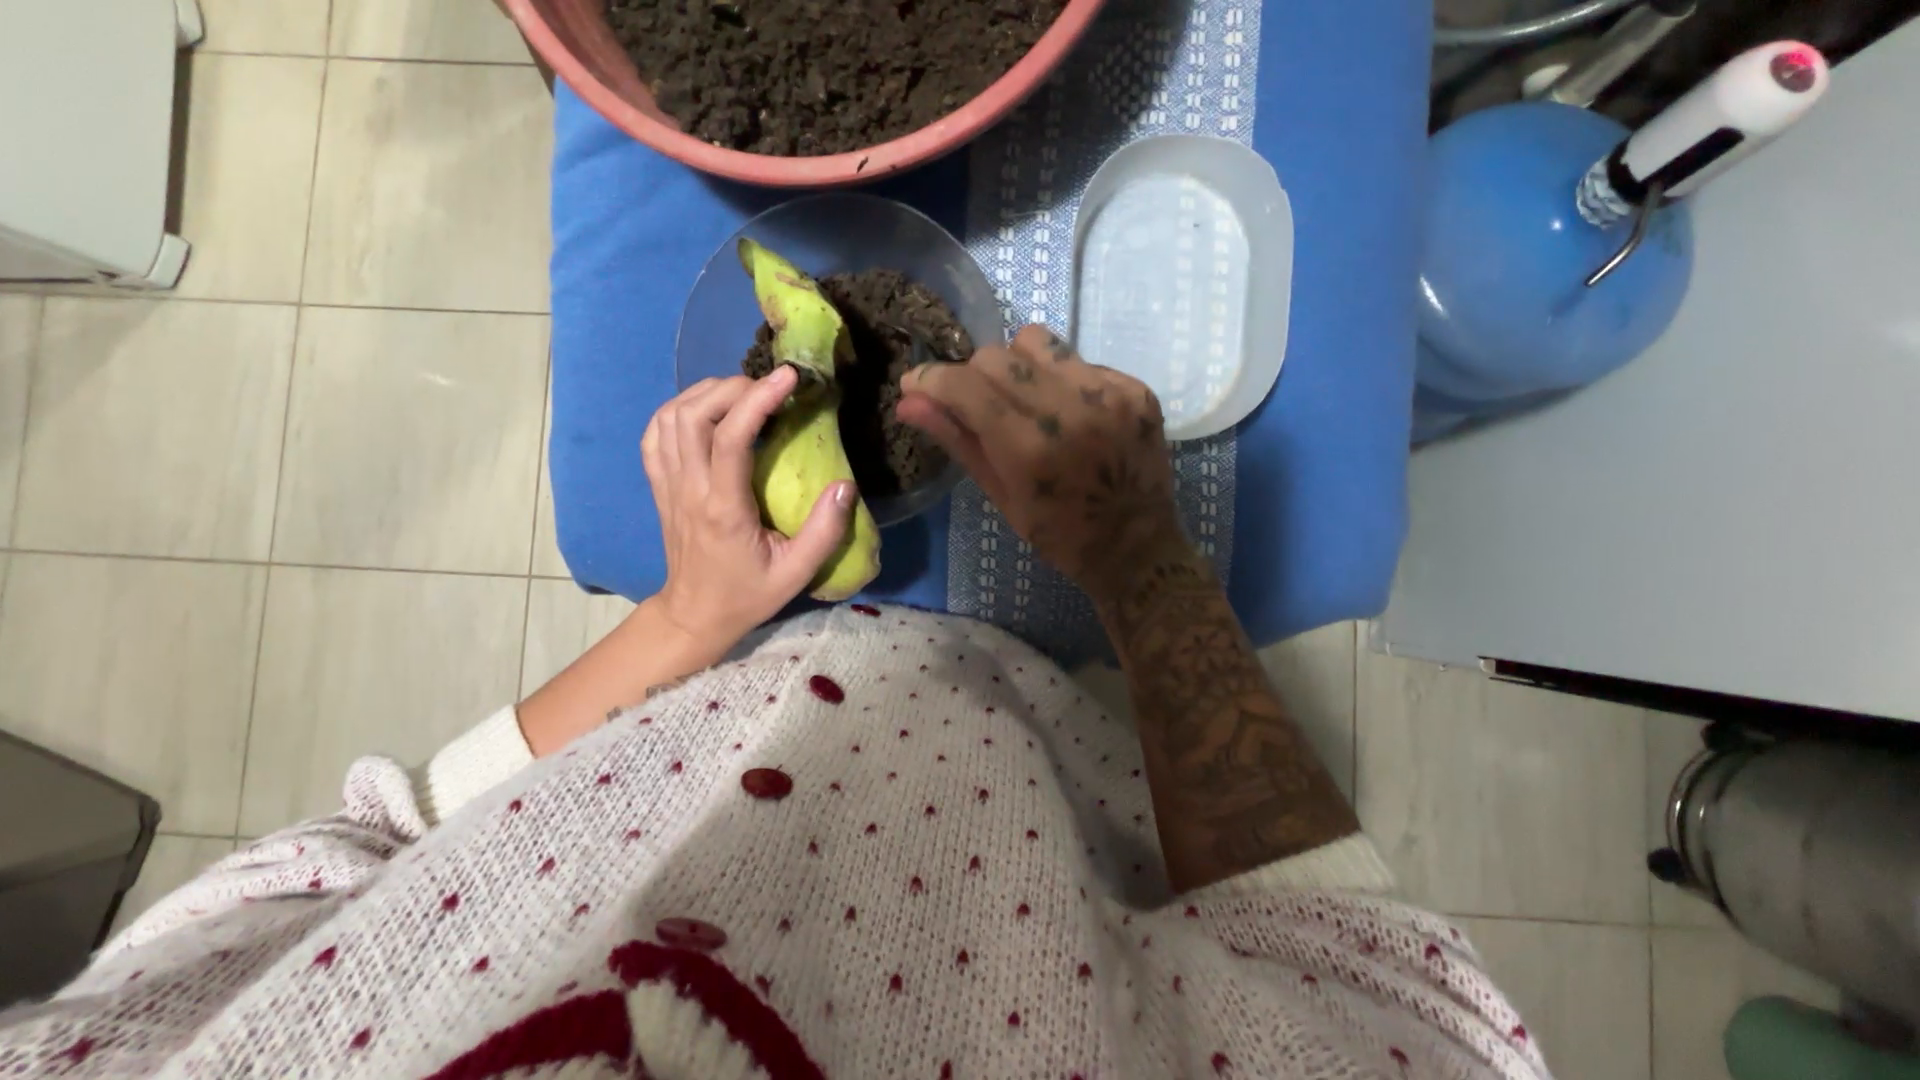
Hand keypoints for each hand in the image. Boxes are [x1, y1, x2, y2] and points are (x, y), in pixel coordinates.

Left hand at [642, 367, 856, 649]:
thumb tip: (844, 486)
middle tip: (767, 387)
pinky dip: (677, 410)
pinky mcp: (659, 485)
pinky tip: (705, 409)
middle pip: (693, 415)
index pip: (730, 438)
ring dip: (705, 393)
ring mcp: (667, 485)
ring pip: (670, 417)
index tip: (788, 378)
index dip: (757, 400)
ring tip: (741, 393)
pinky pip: (655, 434)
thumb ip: (824, 532)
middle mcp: (689, 490)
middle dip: (731, 388)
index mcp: (724, 509)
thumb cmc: (747, 594)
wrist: (694, 615)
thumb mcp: (797, 574)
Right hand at [896, 325, 1185, 597]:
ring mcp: (1108, 394)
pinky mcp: (1135, 389)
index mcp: (1031, 449)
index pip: (965, 386)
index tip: (916, 383)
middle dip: (972, 375)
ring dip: (1017, 365)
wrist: (1136, 546)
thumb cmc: (1059, 533)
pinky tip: (1069, 412)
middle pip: (995, 356)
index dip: (931, 379)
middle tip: (977, 404)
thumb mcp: (1000, 495)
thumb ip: (957, 440)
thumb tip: (908, 401)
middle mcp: (1071, 411)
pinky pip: (1078, 360)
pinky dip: (1061, 379)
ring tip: (1025, 399)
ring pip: (1036, 342)